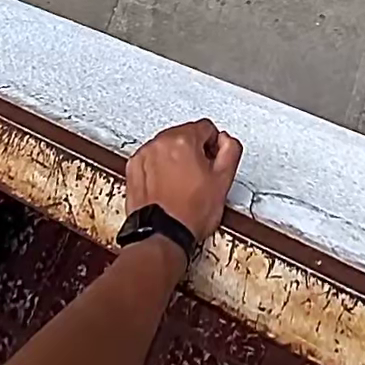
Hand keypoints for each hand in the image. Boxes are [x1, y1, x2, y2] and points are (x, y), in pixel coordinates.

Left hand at [125, 119, 242, 242]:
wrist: (163, 237)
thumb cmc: (189, 214)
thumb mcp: (224, 180)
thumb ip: (231, 149)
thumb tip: (226, 140)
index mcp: (183, 140)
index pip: (206, 128)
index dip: (214, 146)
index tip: (211, 162)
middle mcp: (160, 143)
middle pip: (185, 135)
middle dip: (194, 151)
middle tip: (198, 176)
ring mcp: (144, 155)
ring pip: (167, 146)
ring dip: (175, 159)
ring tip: (182, 185)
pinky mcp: (133, 169)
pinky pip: (151, 159)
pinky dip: (158, 168)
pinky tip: (167, 186)